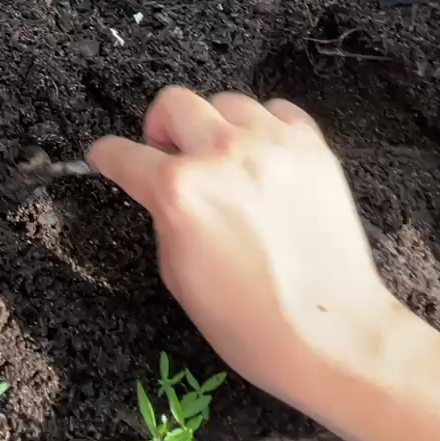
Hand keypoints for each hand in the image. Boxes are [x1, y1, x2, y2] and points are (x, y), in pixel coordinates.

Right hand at [86, 87, 410, 400]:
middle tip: (169, 154)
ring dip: (214, 127)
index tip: (106, 155)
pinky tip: (262, 157)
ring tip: (225, 160)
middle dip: (160, 128)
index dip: (106, 155)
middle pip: (172, 102)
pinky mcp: (311, 149)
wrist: (333, 338)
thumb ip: (163, 213)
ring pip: (224, 101)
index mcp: (180, 190)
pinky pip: (276, 110)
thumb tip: (160, 189)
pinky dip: (263, 128)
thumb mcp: (176, 272)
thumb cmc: (253, 321)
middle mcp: (222, 155)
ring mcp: (271, 146)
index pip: (122, 152)